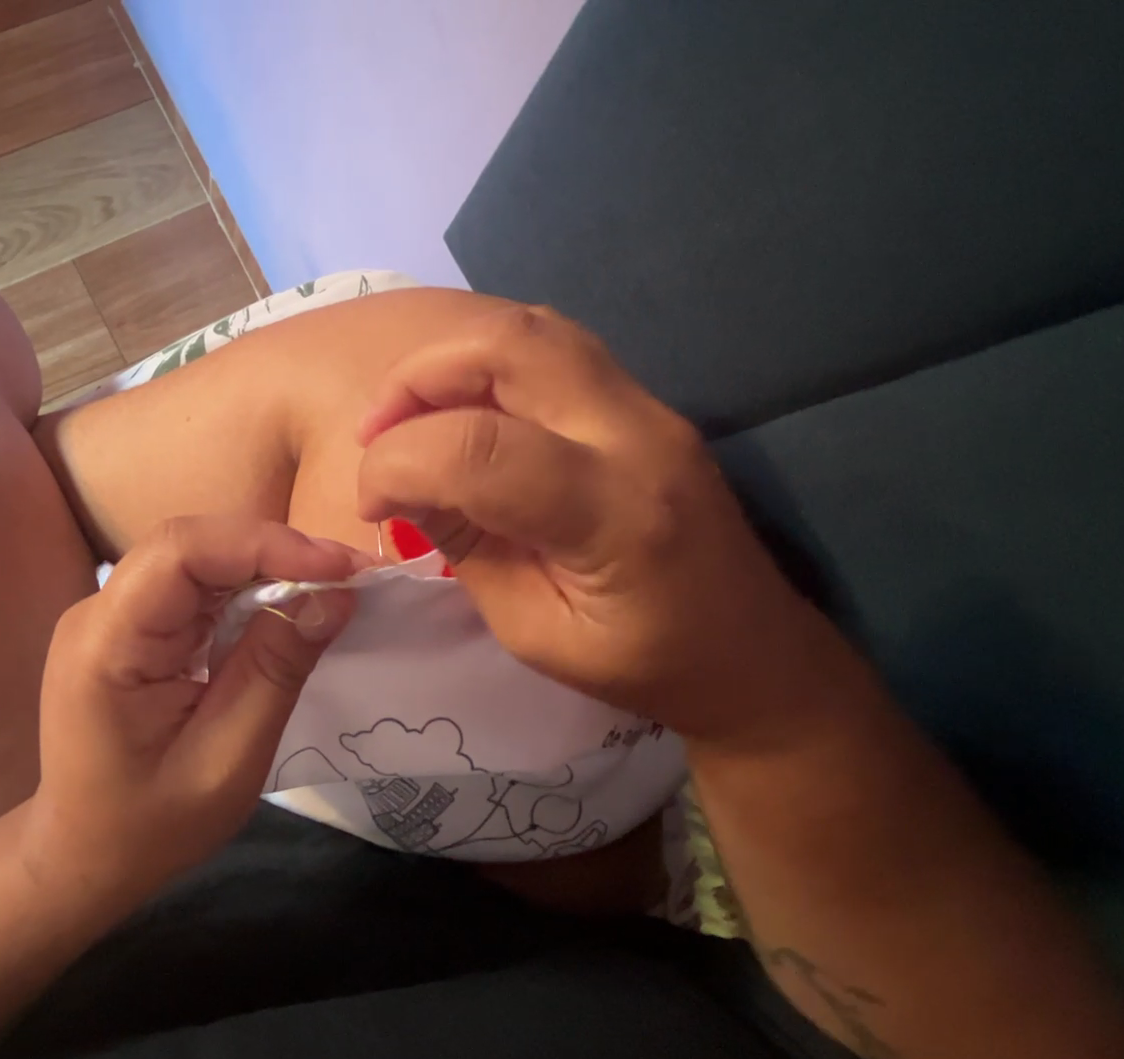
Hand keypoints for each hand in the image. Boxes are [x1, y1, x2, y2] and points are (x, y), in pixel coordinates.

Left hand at [25, 516, 359, 905]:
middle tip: (350, 575)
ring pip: (198, 560)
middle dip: (275, 550)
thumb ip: (276, 671)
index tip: (340, 567)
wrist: (85, 857)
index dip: (265, 544)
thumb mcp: (227, 761)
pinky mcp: (133, 628)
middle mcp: (99, 612)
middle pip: (190, 545)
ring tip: (333, 586)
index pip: (180, 552)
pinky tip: (289, 606)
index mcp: (105, 644)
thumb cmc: (150, 826)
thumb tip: (335, 595)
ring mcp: (112, 616)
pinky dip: (249, 590)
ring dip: (268, 566)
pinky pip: (196, 589)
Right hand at [356, 304, 849, 741]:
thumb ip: (468, 548)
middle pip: (512, 346)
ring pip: (534, 329)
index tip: (371, 506)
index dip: (397, 464)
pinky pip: (554, 349)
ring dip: (450, 359)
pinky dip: (487, 363)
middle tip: (374, 432)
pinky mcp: (645, 402)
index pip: (479, 450)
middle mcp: (637, 436)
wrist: (752, 652)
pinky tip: (461, 408)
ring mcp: (649, 407)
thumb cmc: (642, 665)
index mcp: (613, 516)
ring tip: (407, 415)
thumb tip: (402, 485)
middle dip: (416, 377)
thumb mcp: (533, 631)